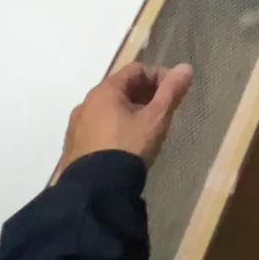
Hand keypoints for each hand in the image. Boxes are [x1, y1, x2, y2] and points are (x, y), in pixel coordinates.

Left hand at [56, 62, 193, 175]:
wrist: (95, 193)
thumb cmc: (129, 147)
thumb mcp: (156, 118)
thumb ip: (171, 90)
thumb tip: (186, 67)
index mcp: (104, 91)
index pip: (137, 69)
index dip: (159, 76)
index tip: (174, 93)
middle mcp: (86, 103)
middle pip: (122, 88)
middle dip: (147, 95)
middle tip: (164, 111)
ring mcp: (76, 126)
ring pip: (109, 109)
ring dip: (131, 111)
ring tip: (147, 129)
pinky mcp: (73, 146)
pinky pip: (98, 127)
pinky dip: (115, 127)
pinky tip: (126, 145)